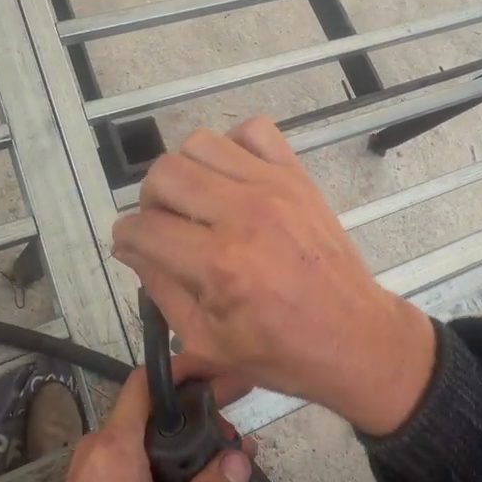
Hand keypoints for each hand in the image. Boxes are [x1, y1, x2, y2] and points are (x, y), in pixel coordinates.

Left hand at [39, 360, 252, 481]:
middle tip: (240, 437)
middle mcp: (99, 446)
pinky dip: (166, 465)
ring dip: (185, 445)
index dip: (185, 368)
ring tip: (227, 463)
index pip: (147, 381)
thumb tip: (240, 458)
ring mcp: (92, 468)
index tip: (224, 370)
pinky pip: (134, 461)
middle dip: (197, 416)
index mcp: (115, 448)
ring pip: (145, 439)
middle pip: (152, 411)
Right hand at [111, 118, 437, 436]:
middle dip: (150, 201)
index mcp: (218, 266)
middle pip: (164, 174)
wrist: (356, 339)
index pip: (143, 227)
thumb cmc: (281, 352)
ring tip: (198, 201)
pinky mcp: (296, 175)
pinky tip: (234, 178)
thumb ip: (160, 289)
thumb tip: (131, 247)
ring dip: (186, 171)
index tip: (131, 245)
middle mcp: (242, 215)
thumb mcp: (207, 340)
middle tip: (165, 226)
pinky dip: (234, 145)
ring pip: (199, 143)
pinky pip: (253, 130)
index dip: (126, 237)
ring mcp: (273, 187)